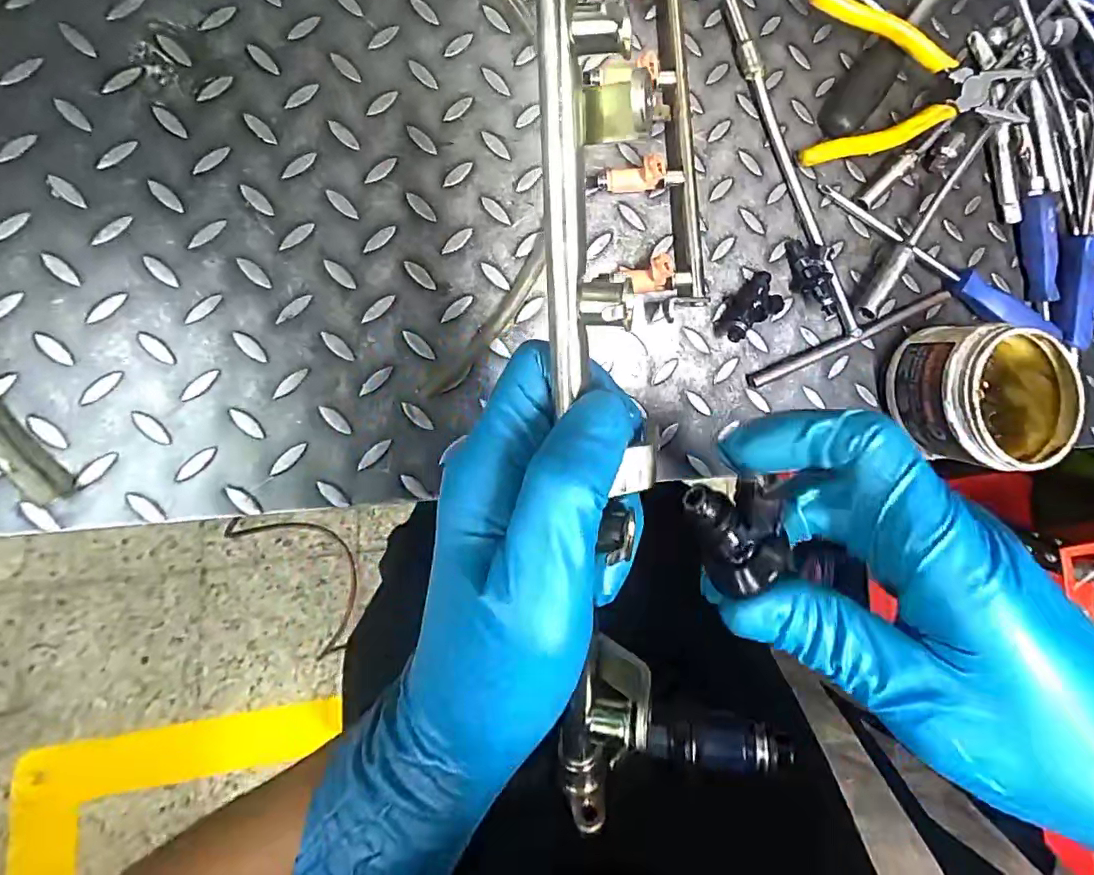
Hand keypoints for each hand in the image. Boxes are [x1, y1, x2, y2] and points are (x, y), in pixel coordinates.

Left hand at [299, 342, 640, 872]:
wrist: (470, 725)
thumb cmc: (502, 654)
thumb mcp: (541, 564)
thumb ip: (568, 476)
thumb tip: (606, 401)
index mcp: (488, 459)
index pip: (538, 369)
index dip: (588, 384)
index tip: (622, 440)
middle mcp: (497, 464)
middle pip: (569, 410)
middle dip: (609, 454)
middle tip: (612, 519)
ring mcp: (513, 497)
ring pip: (586, 457)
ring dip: (612, 501)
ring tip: (599, 559)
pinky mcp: (532, 527)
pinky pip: (585, 500)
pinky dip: (604, 530)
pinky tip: (592, 575)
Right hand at [714, 409, 1093, 874]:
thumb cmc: (1048, 740)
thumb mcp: (919, 696)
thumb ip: (825, 636)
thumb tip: (738, 600)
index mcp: (945, 545)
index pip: (868, 447)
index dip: (795, 435)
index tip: (735, 457)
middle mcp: (941, 527)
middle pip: (839, 477)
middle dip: (772, 502)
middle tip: (729, 549)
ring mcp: (941, 544)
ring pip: (845, 507)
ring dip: (792, 533)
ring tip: (758, 581)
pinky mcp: (941, 567)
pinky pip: (864, 539)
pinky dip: (821, 556)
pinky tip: (805, 596)